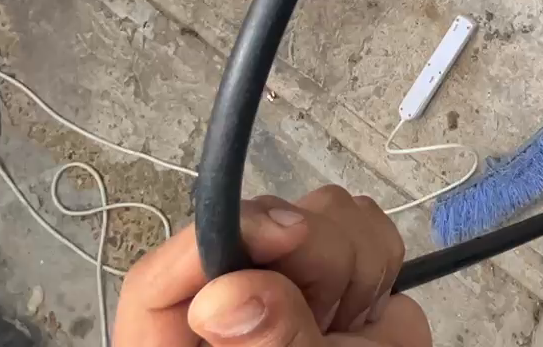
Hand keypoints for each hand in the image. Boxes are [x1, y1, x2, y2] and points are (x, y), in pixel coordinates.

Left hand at [115, 187, 431, 345]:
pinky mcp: (339, 252)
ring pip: (325, 209)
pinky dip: (381, 256)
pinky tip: (366, 305)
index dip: (220, 242)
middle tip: (328, 317)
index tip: (287, 237)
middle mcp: (232, 296)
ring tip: (347, 321)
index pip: (161, 279)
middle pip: (262, 223)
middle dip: (317, 256)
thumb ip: (269, 343)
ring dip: (357, 262)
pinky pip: (364, 216)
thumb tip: (220, 295)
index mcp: (187, 343)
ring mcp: (287, 271)